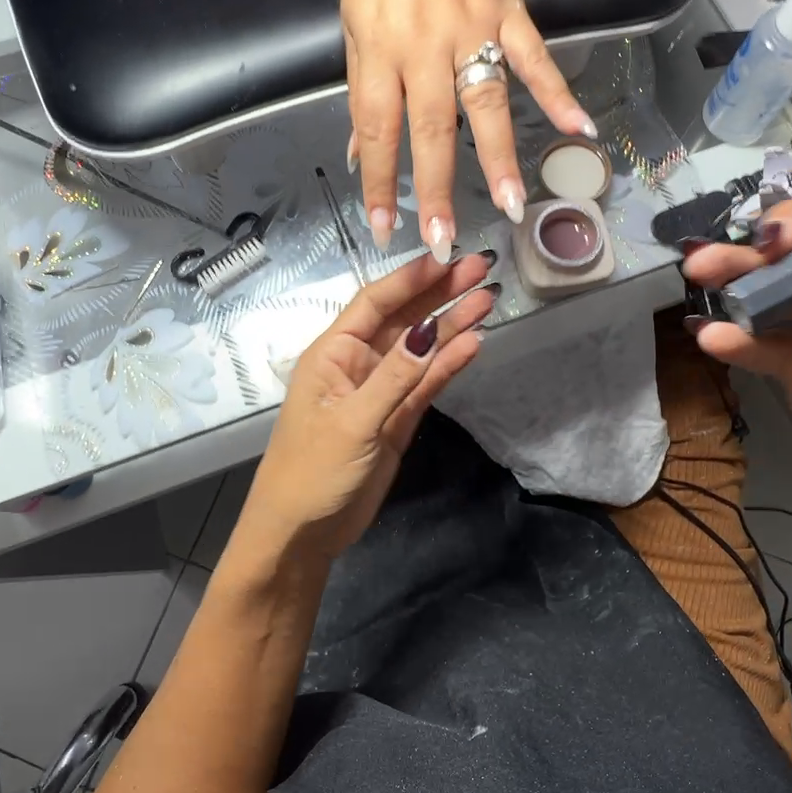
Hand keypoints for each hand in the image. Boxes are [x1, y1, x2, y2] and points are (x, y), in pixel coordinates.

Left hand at [241, 251, 497, 559]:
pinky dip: (449, 364)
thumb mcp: (353, 422)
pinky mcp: (397, 417)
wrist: (302, 534)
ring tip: (489, 298)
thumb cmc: (312, 472)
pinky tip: (474, 342)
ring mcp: (379, 390)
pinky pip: (426, 382)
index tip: (448, 258)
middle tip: (481, 269)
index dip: (411, 278)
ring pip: (420, 348)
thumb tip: (432, 331)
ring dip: (451, 325)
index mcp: (332, 352)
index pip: (375, 302)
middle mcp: (357, 362)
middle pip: (403, 318)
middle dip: (440, 294)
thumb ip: (395, 376)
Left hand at [341, 0, 593, 262]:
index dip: (379, 180)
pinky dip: (558, 92)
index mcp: (380, 46)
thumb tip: (362, 154)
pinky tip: (581, 129)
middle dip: (436, 188)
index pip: (376, 126)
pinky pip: (536, 58)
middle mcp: (424, 42)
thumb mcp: (356, 20)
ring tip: (513, 206)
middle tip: (444, 241)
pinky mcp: (511, 12)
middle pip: (430, 125)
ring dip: (501, 156)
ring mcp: (472, 27)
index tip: (384, 228)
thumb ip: (363, 87)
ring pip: (486, 100)